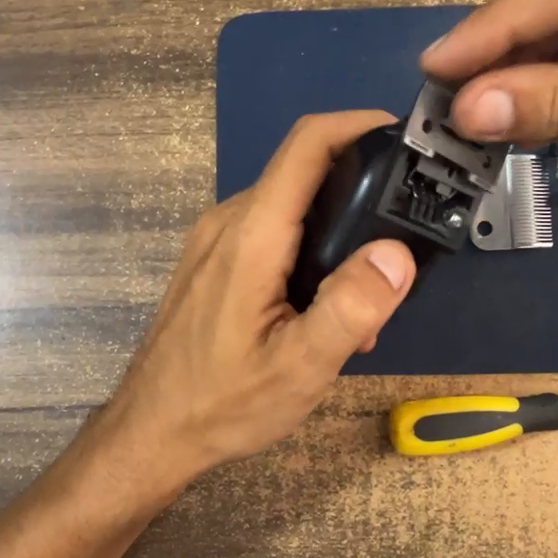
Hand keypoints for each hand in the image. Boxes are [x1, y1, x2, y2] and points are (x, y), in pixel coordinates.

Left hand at [94, 111, 418, 492]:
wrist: (151, 432)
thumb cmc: (221, 404)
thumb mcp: (298, 367)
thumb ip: (350, 308)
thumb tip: (396, 254)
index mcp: (252, 235)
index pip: (308, 143)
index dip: (359, 125)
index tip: (406, 139)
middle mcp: (229, 222)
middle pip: (305, 174)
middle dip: (361, 196)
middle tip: (400, 252)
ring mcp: (216, 242)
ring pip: (290, 209)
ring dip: (336, 236)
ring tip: (365, 304)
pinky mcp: (213, 263)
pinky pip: (271, 236)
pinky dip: (309, 255)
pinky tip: (323, 312)